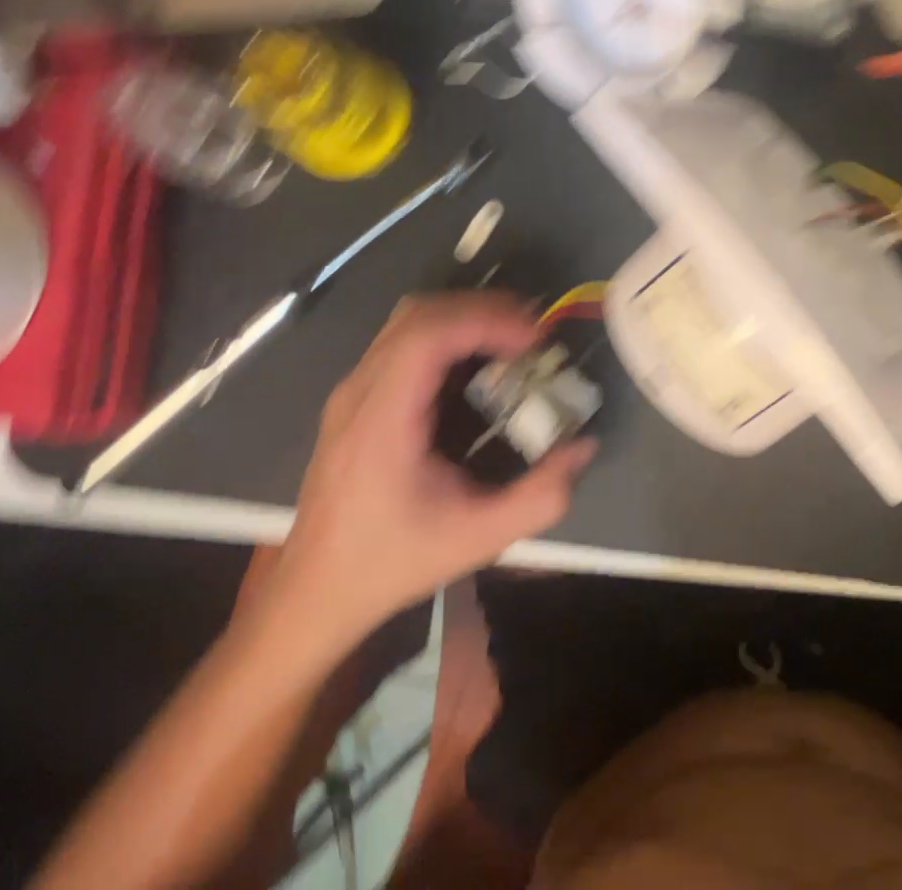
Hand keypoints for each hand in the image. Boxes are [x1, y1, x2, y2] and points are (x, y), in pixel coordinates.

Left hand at [259, 294, 596, 653]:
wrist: (318, 589)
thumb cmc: (395, 561)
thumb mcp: (481, 538)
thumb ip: (541, 496)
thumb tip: (583, 447)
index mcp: (381, 422)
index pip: (425, 337)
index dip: (484, 322)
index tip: (534, 340)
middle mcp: (358, 395)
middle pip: (416, 316)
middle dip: (481, 311)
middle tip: (533, 335)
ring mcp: (351, 395)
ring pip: (406, 325)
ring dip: (464, 321)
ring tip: (514, 344)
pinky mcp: (355, 403)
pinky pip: (401, 347)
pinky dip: (446, 340)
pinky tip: (479, 367)